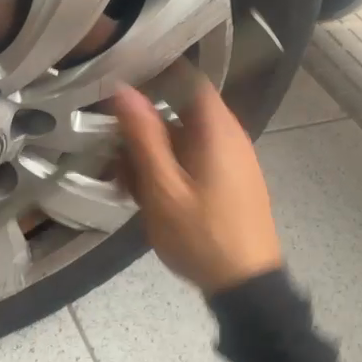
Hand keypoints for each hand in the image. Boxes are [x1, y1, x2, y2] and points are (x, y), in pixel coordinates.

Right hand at [110, 78, 283, 292]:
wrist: (246, 286)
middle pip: (180, 115)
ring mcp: (233, 161)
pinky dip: (169, 172)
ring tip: (126, 187)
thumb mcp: (163, 188)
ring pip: (183, 142)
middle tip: (114, 156)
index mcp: (217, 130)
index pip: (188, 80)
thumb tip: (123, 90)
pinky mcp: (231, 183)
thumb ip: (143, 137)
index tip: (120, 85)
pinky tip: (149, 199)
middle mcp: (230, 137)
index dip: (155, 75)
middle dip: (144, 131)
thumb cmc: (202, 235)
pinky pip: (194, 163)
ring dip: (151, 156)